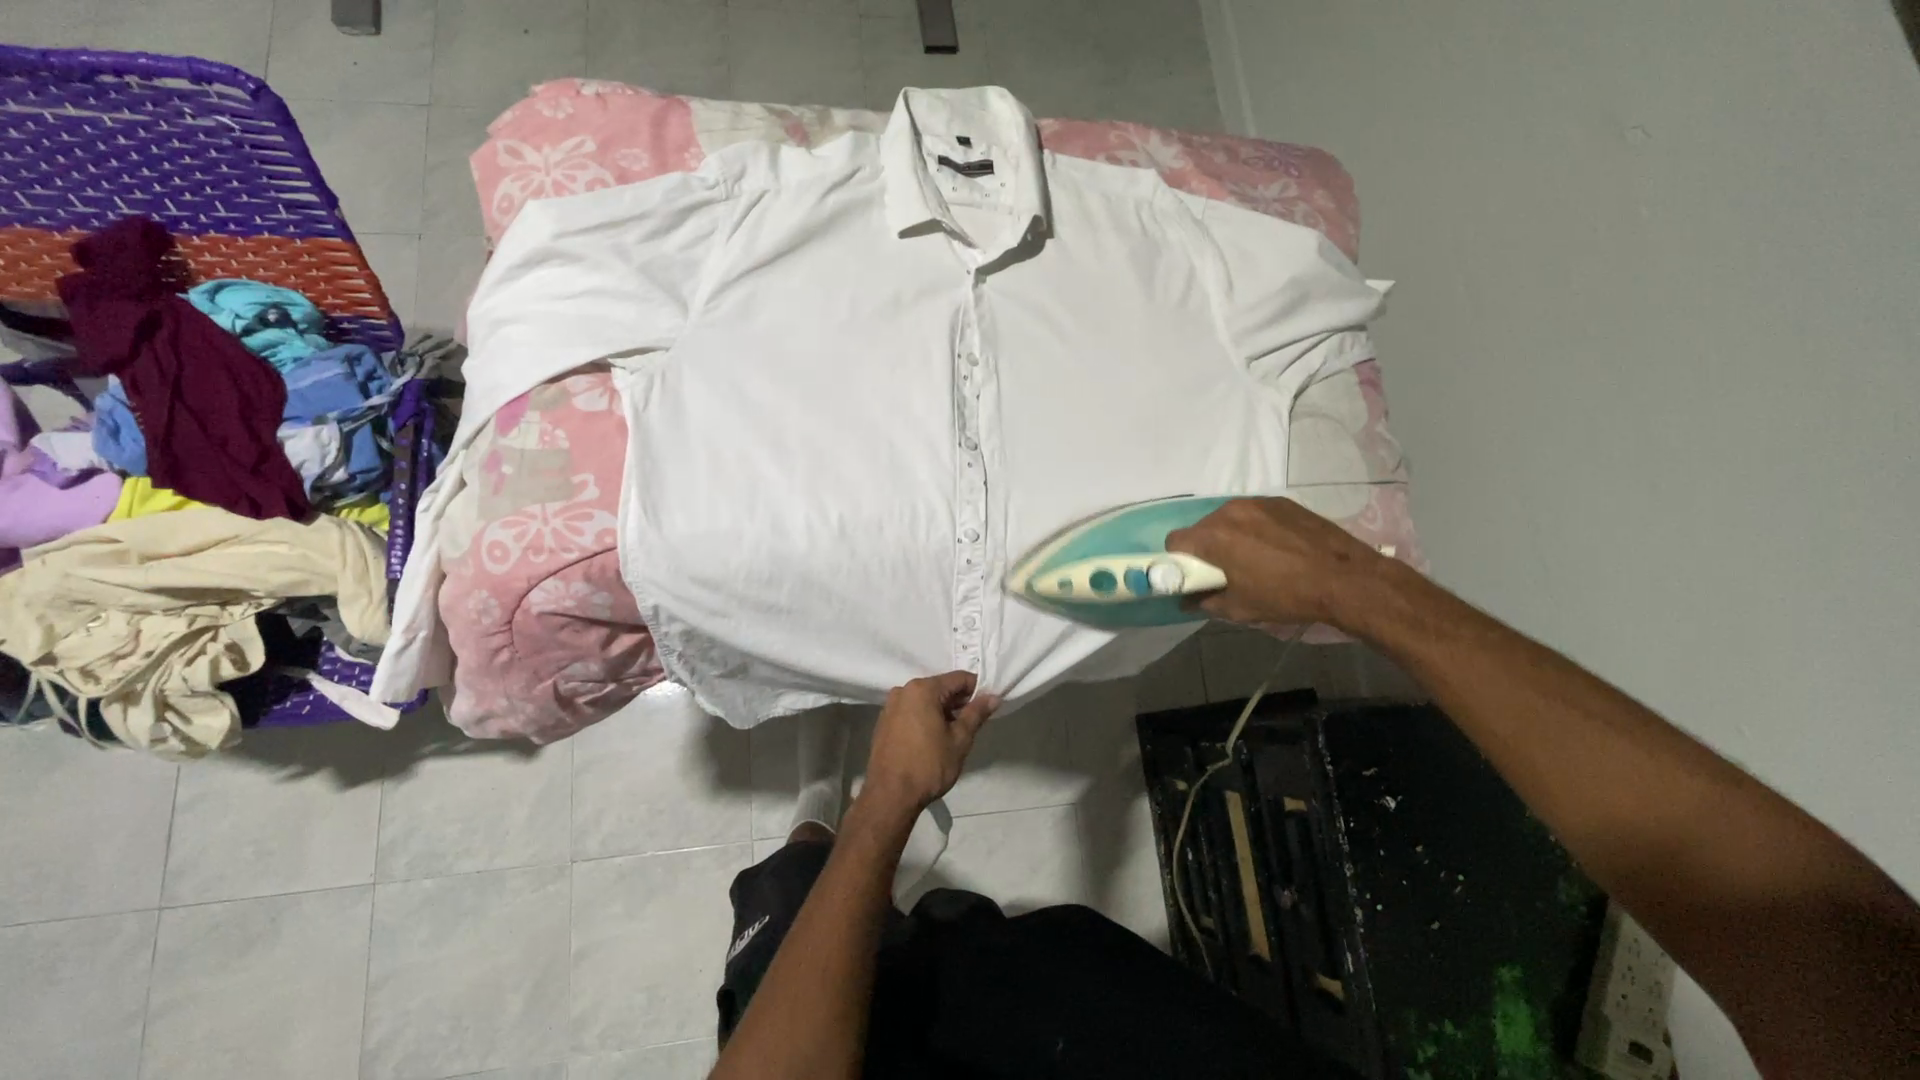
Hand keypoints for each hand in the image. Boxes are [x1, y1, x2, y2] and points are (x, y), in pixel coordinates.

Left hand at [862, 672, 998, 814]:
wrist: (890, 796)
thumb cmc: (929, 765)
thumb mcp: (959, 740)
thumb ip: (976, 714)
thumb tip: (993, 697)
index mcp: (922, 689)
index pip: (958, 678)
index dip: (977, 689)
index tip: (988, 704)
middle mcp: (903, 691)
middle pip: (940, 688)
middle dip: (959, 701)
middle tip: (975, 721)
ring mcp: (890, 707)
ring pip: (924, 700)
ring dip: (942, 711)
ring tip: (956, 732)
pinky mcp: (884, 723)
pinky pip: (911, 712)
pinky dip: (925, 718)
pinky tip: (934, 738)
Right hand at [1165, 497, 1389, 628]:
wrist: (1345, 578)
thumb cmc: (1286, 596)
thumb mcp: (1239, 608)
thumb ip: (1205, 602)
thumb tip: (1188, 600)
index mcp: (1214, 536)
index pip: (1175, 540)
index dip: (1179, 560)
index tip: (1194, 575)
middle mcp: (1230, 511)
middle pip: (1202, 527)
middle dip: (1206, 548)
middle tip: (1225, 571)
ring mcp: (1258, 503)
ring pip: (1228, 518)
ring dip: (1231, 536)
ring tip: (1254, 558)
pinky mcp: (1281, 502)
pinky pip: (1254, 513)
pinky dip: (1256, 528)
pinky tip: (1277, 547)